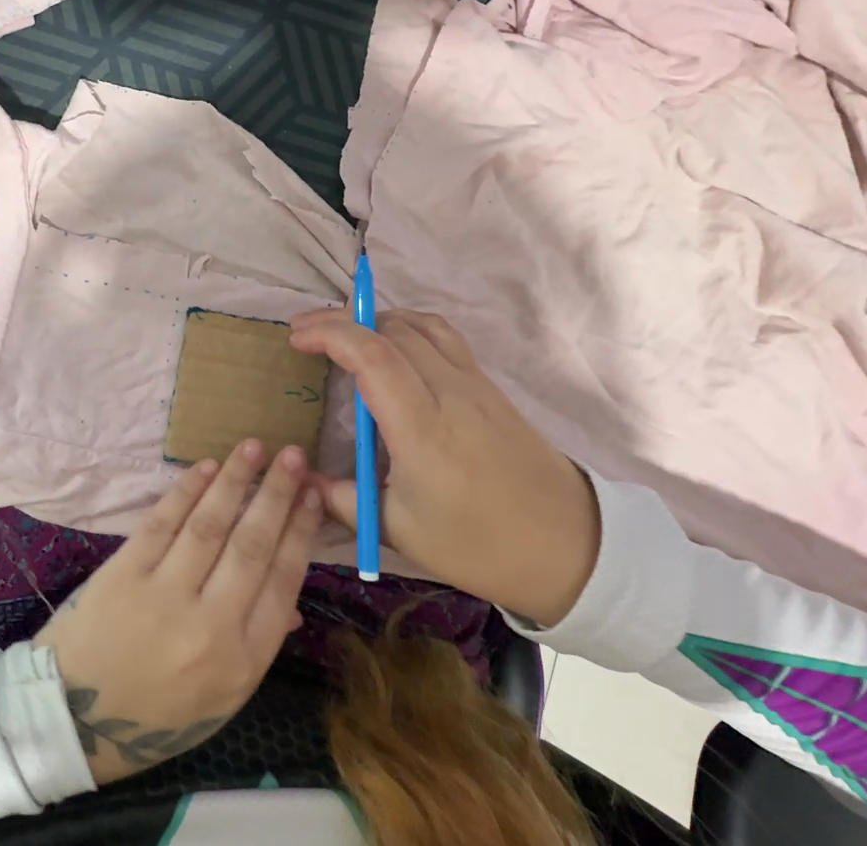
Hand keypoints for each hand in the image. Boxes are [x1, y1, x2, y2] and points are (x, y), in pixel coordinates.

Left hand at [33, 439, 323, 784]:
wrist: (72, 719)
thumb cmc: (154, 714)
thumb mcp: (220, 698)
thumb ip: (258, 645)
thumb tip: (292, 603)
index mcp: (243, 660)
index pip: (284, 581)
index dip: (301, 530)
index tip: (314, 494)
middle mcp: (211, 625)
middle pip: (253, 545)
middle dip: (277, 495)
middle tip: (294, 456)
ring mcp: (164, 596)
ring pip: (211, 525)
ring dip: (236, 480)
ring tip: (256, 447)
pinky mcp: (124, 574)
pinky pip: (163, 522)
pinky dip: (187, 491)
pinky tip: (207, 468)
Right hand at [289, 308, 598, 626]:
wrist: (570, 547)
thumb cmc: (479, 544)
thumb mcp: (399, 530)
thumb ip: (343, 499)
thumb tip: (299, 477)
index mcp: (422, 428)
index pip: (373, 356)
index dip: (331, 335)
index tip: (296, 338)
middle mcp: (450, 392)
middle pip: (392, 329)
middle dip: (341, 321)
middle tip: (304, 334)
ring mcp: (475, 384)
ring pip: (421, 325)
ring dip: (376, 320)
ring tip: (344, 335)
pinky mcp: (490, 388)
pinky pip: (444, 338)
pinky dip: (407, 328)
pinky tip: (391, 348)